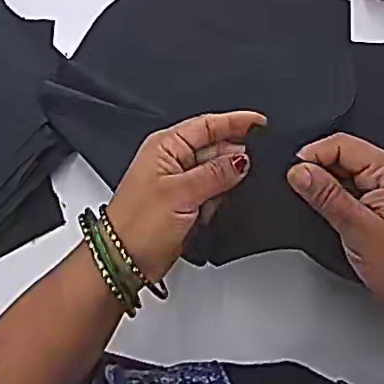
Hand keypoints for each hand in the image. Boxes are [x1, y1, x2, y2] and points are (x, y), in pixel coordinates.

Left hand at [107, 111, 264, 282]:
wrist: (123, 262)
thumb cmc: (136, 225)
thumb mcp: (181, 193)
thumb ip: (216, 173)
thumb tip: (242, 160)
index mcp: (166, 145)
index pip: (208, 124)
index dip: (235, 122)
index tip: (260, 123)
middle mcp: (172, 160)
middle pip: (216, 146)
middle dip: (234, 157)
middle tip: (252, 168)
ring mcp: (180, 181)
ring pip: (217, 171)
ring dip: (226, 182)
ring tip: (223, 195)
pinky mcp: (185, 202)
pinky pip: (214, 192)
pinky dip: (220, 199)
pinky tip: (216, 209)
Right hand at [287, 134, 383, 327]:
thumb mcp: (358, 229)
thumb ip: (326, 196)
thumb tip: (299, 171)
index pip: (341, 143)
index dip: (313, 156)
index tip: (294, 175)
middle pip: (342, 156)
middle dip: (320, 174)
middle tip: (310, 200)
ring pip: (345, 174)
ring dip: (330, 189)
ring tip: (332, 216)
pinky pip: (352, 189)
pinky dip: (339, 201)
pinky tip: (341, 220)